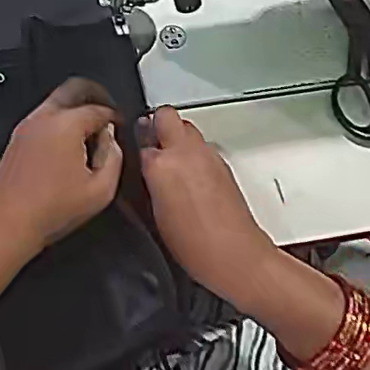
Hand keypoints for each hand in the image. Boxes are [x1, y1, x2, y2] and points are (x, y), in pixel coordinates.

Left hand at [0, 78, 123, 254]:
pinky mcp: (18, 138)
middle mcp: (45, 118)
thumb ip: (115, 157)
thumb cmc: (49, 210)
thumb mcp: (101, 189)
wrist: (9, 224)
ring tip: (89, 134)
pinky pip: (44, 117)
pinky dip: (60, 122)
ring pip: (58, 101)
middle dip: (96, 97)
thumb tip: (112, 141)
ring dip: (76, 110)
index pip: (100, 108)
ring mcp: (27, 126)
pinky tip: (69, 147)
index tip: (120, 128)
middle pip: (75, 88)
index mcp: (67, 124)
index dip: (115, 117)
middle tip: (107, 113)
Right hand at [140, 107, 280, 307]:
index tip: (135, 156)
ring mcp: (207, 155)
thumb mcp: (154, 216)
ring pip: (187, 128)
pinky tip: (190, 177)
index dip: (136, 148)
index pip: (140, 140)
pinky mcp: (223, 163)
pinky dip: (194, 154)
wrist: (234, 254)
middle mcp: (186, 152)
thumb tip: (145, 168)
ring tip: (171, 163)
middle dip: (157, 125)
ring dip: (178, 138)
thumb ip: (147, 183)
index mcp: (161, 164)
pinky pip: (203, 147)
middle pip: (166, 115)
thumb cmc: (196, 245)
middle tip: (151, 144)